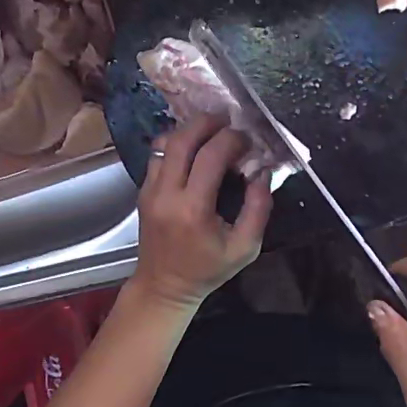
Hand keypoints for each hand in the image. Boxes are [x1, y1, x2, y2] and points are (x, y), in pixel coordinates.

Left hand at [129, 116, 272, 309]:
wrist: (164, 287)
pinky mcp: (143, 190)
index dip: (232, 140)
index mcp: (192, 209)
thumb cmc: (207, 270)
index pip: (211, 156)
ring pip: (166, 143)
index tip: (248, 140)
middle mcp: (166, 194)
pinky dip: (177, 144)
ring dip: (190, 130)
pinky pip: (157, 155)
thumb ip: (259, 208)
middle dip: (207, 123)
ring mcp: (150, 190)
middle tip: (228, 120)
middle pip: (182, 140)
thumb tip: (263, 171)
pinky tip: (195, 147)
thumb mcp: (245, 247)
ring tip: (212, 130)